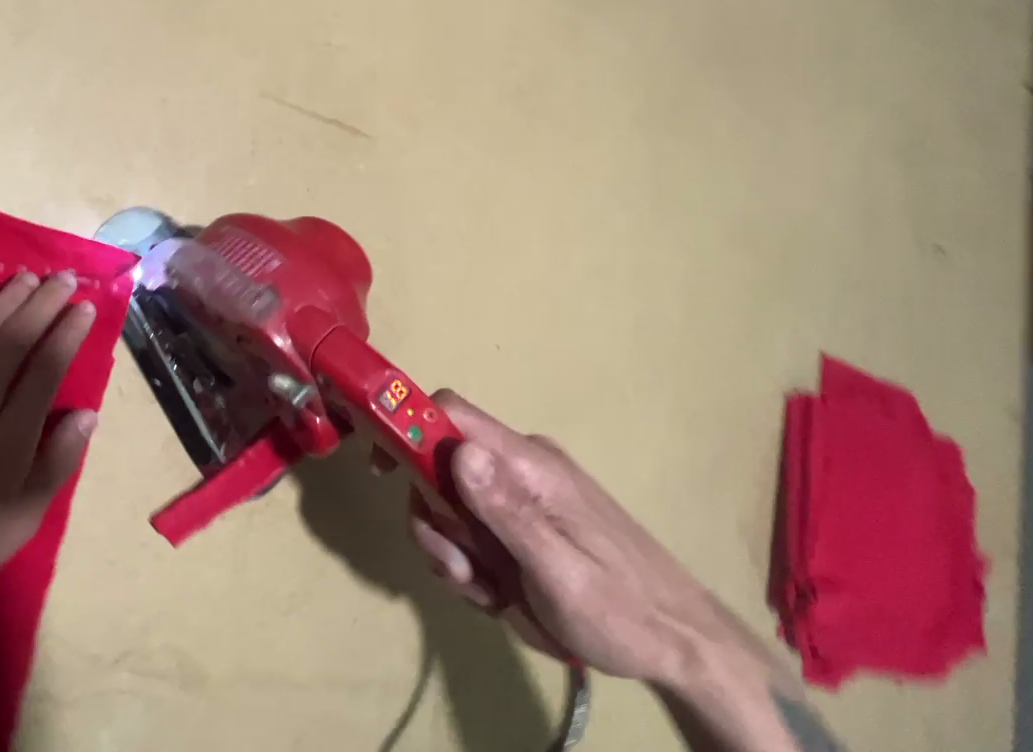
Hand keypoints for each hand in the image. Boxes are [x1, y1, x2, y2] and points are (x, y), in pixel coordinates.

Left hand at [0, 260, 98, 614]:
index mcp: (11, 442)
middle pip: (16, 345)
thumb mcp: (23, 521)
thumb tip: (88, 413)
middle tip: (64, 277)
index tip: (84, 306)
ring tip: (26, 276)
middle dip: (43, 306)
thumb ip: (55, 464)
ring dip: (4, 302)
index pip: (46, 372)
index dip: (67, 334)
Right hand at [401, 391, 767, 686]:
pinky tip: (495, 593)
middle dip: (433, 518)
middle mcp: (518, 469)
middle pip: (435, 467)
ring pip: (444, 504)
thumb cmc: (624, 612)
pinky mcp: (518, 525)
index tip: (381, 470)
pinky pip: (465, 531)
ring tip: (486, 591)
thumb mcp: (561, 571)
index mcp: (528, 465)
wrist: (683, 650)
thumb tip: (461, 452)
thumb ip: (509, 511)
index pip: (449, 414)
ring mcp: (518, 497)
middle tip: (460, 569)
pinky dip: (466, 563)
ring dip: (449, 549)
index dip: (404, 427)